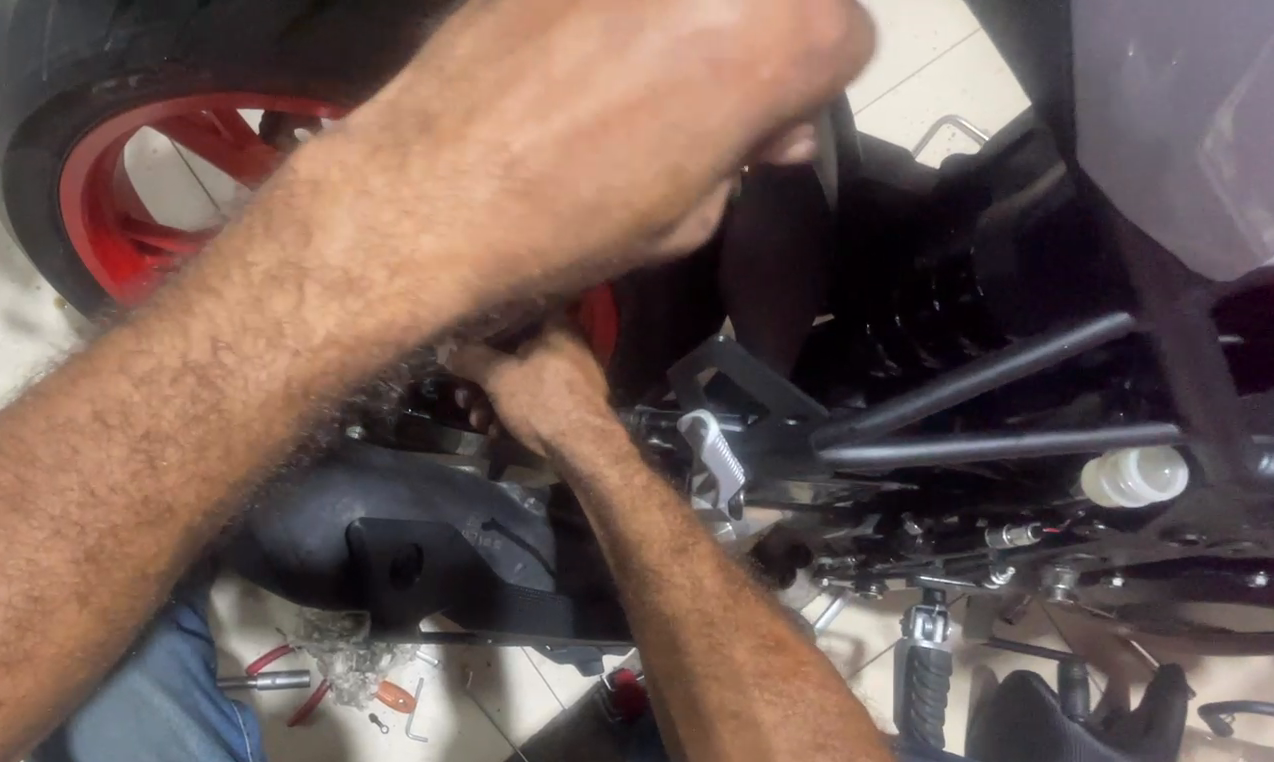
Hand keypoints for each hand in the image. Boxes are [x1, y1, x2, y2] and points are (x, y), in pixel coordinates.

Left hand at [321, 0, 872, 310]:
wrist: (428, 197)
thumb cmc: (556, 229)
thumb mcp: (675, 225)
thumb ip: (734, 164)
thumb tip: (752, 138)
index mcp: (774, 39)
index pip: (844, 43)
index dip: (797, 98)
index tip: (757, 133)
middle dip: (752, 45)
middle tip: (694, 106)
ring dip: (684, 24)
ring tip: (622, 83)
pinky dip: (614, 14)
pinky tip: (572, 58)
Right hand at [449, 325, 619, 461]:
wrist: (583, 447)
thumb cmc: (540, 401)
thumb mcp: (498, 377)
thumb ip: (469, 358)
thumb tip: (446, 349)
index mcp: (553, 325)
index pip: (508, 319)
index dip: (479, 337)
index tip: (460, 355)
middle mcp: (564, 344)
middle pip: (510, 355)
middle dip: (481, 381)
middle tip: (463, 399)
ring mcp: (569, 375)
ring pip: (519, 381)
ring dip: (491, 402)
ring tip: (478, 422)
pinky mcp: (569, 402)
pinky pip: (533, 398)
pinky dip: (512, 412)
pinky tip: (497, 431)